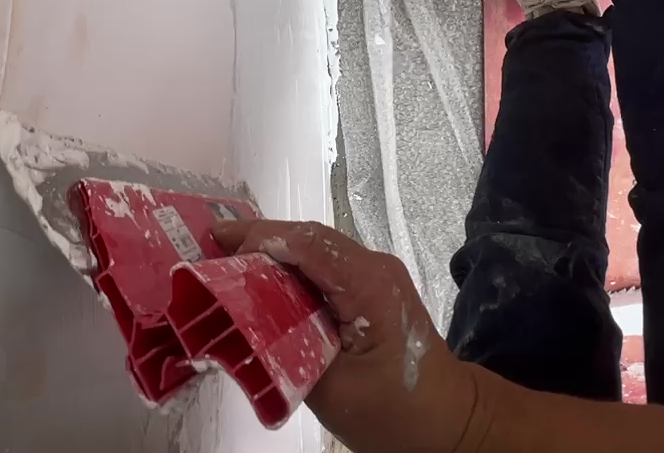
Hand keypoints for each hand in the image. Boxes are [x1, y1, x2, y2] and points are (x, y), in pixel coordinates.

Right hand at [211, 219, 480, 451]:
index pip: (308, 243)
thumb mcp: (333, 390)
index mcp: (369, 283)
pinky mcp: (370, 287)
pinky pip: (325, 266)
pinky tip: (264, 279)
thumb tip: (242, 324)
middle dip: (260, 238)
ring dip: (274, 250)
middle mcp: (373, 265)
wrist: (451, 424)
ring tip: (229, 257)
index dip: (262, 238)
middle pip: (309, 238)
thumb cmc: (396, 414)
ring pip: (315, 248)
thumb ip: (287, 350)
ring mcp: (374, 273)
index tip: (219, 243)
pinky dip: (291, 267)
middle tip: (212, 243)